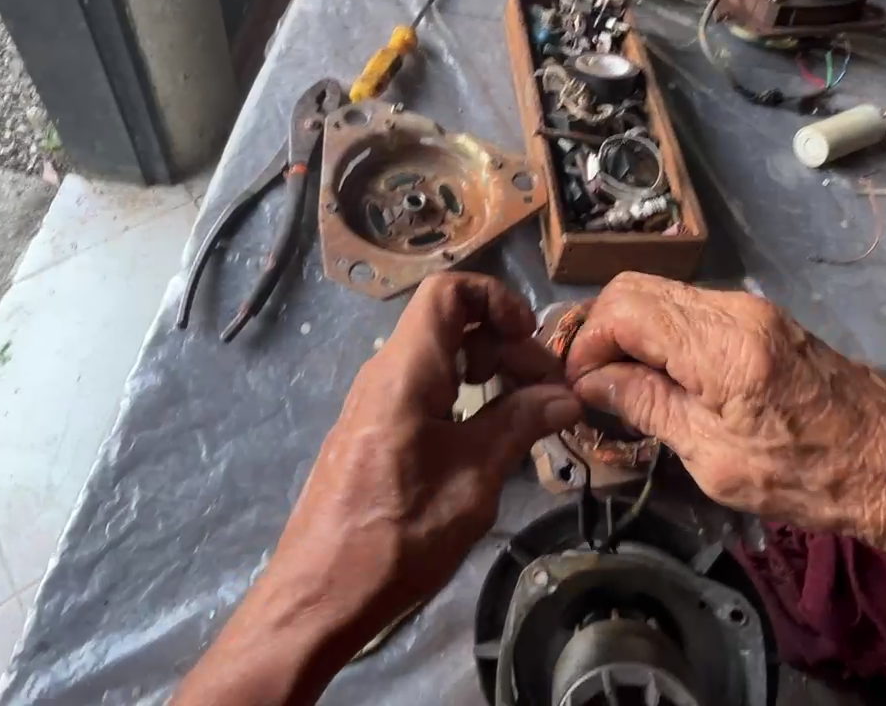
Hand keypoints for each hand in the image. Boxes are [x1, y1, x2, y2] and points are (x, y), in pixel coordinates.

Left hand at [175, 273, 580, 705]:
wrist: (319, 593)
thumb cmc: (398, 534)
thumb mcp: (473, 479)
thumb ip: (519, 425)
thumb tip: (567, 396)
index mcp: (407, 370)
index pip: (447, 291)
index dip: (495, 299)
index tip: (529, 338)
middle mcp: (386, 371)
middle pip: (451, 324)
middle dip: (505, 346)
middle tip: (548, 394)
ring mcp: (375, 399)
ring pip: (439, 356)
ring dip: (487, 373)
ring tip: (527, 416)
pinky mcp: (374, 426)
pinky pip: (424, 386)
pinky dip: (463, 395)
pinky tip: (488, 436)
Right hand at [563, 273, 885, 564]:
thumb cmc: (814, 480)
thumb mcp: (716, 459)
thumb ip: (647, 405)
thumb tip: (589, 380)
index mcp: (722, 347)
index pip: (623, 308)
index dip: (587, 343)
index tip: (577, 385)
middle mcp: (733, 309)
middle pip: (634, 288)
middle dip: (600, 330)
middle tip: (592, 381)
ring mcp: (749, 308)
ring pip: (659, 293)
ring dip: (628, 330)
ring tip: (623, 381)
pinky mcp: (759, 318)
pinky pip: (688, 308)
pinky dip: (659, 331)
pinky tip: (660, 373)